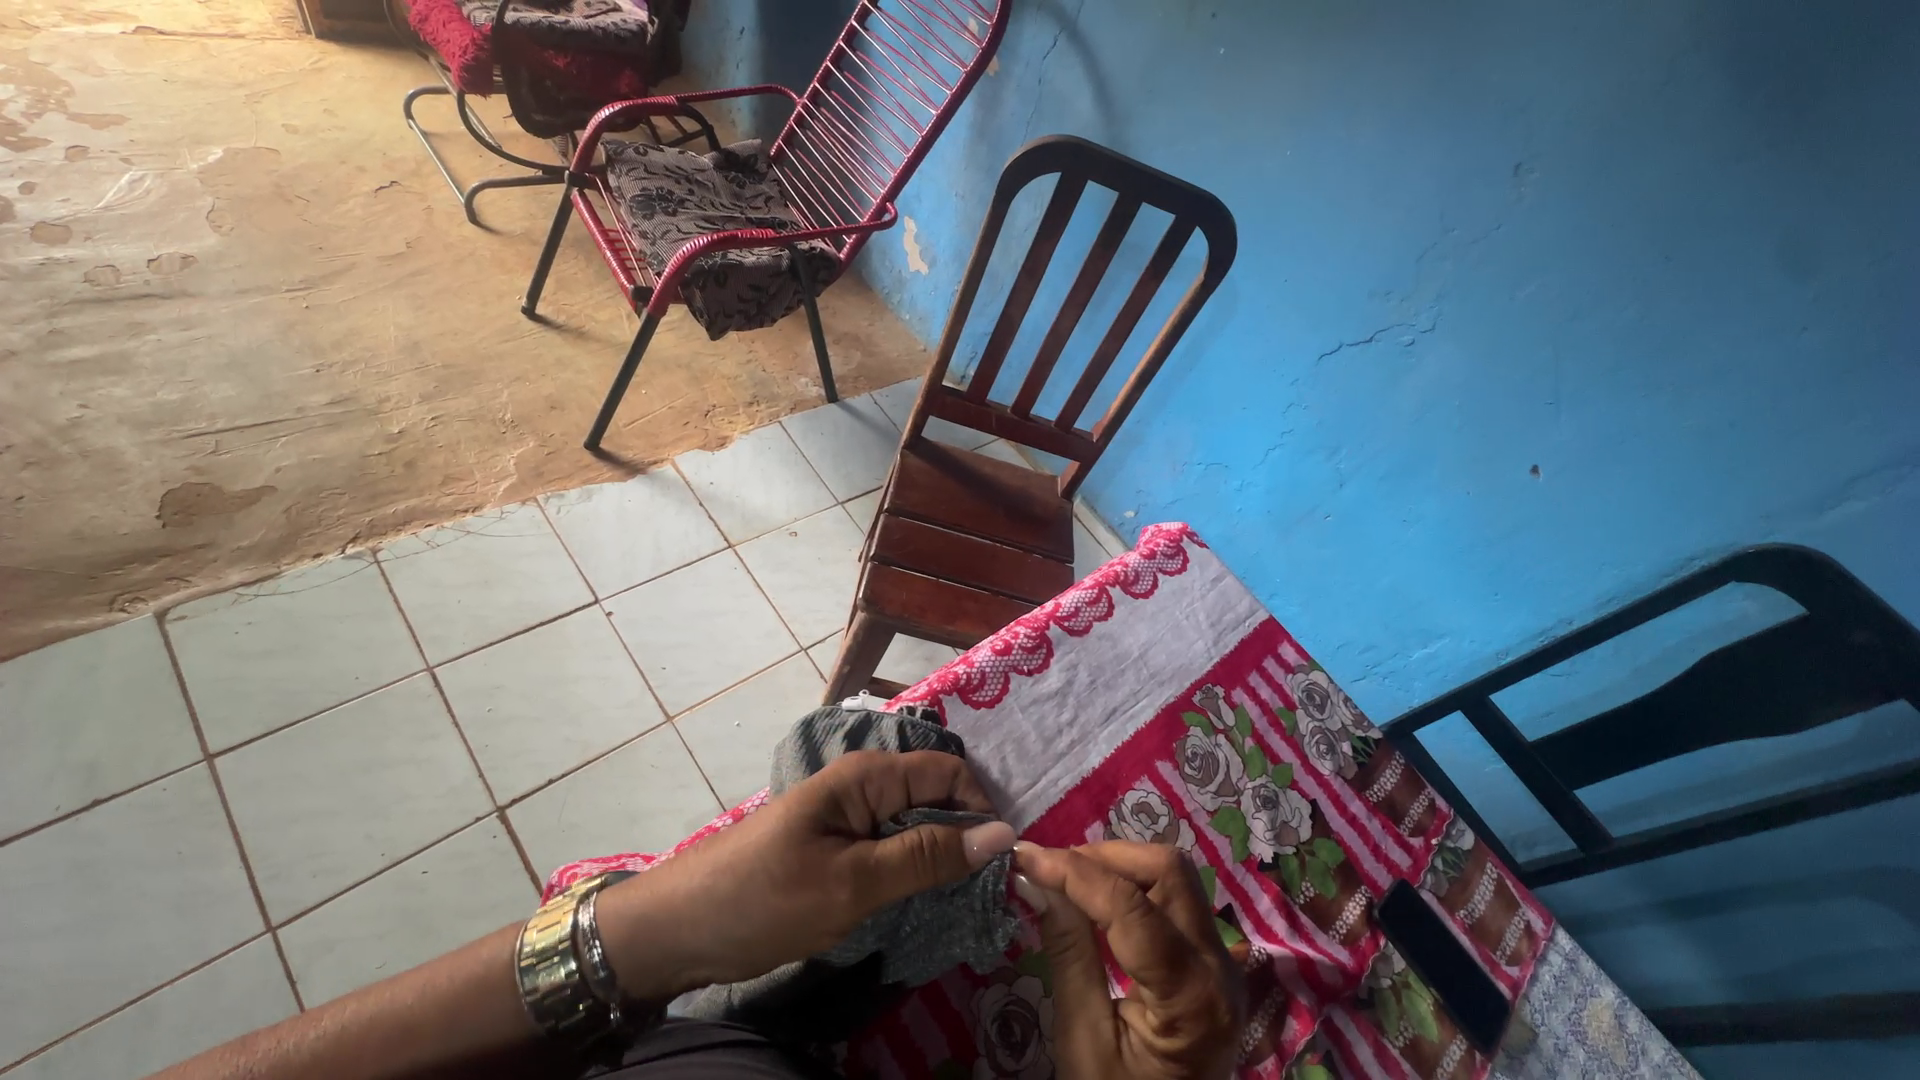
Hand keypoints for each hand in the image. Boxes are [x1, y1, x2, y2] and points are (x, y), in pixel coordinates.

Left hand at [596, 750, 1015, 1003]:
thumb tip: (1002, 832)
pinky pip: (892, 849)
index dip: (982, 809)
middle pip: (937, 797)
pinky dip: (914, 872)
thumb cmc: (764, 899)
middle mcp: (864, 787)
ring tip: (962, 902)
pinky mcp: (839, 849)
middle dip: (966, 836)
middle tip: (988, 891)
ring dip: (941, 859)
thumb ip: (926, 857)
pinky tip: (924, 902)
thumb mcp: (852, 883)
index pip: (950, 772)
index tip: (1003, 861)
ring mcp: (850, 819)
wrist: (679, 930)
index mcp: (868, 776)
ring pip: (917, 826)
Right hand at [1015, 842, 1245, 1079]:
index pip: (1130, 905)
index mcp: (1189, 996)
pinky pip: (1176, 898)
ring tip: (1070, 880)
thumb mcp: (1083, 1039)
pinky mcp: (1213, 959)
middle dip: (1105, 856)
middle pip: (1168, 871)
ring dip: (1120, 864)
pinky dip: (1134, 884)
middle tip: (1053, 870)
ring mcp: (1222, 960)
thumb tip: (1036, 881)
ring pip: (1175, 876)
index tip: (1025, 856)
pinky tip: (1098, 898)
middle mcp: (1218, 966)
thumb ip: (1067, 952)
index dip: (1073, 871)